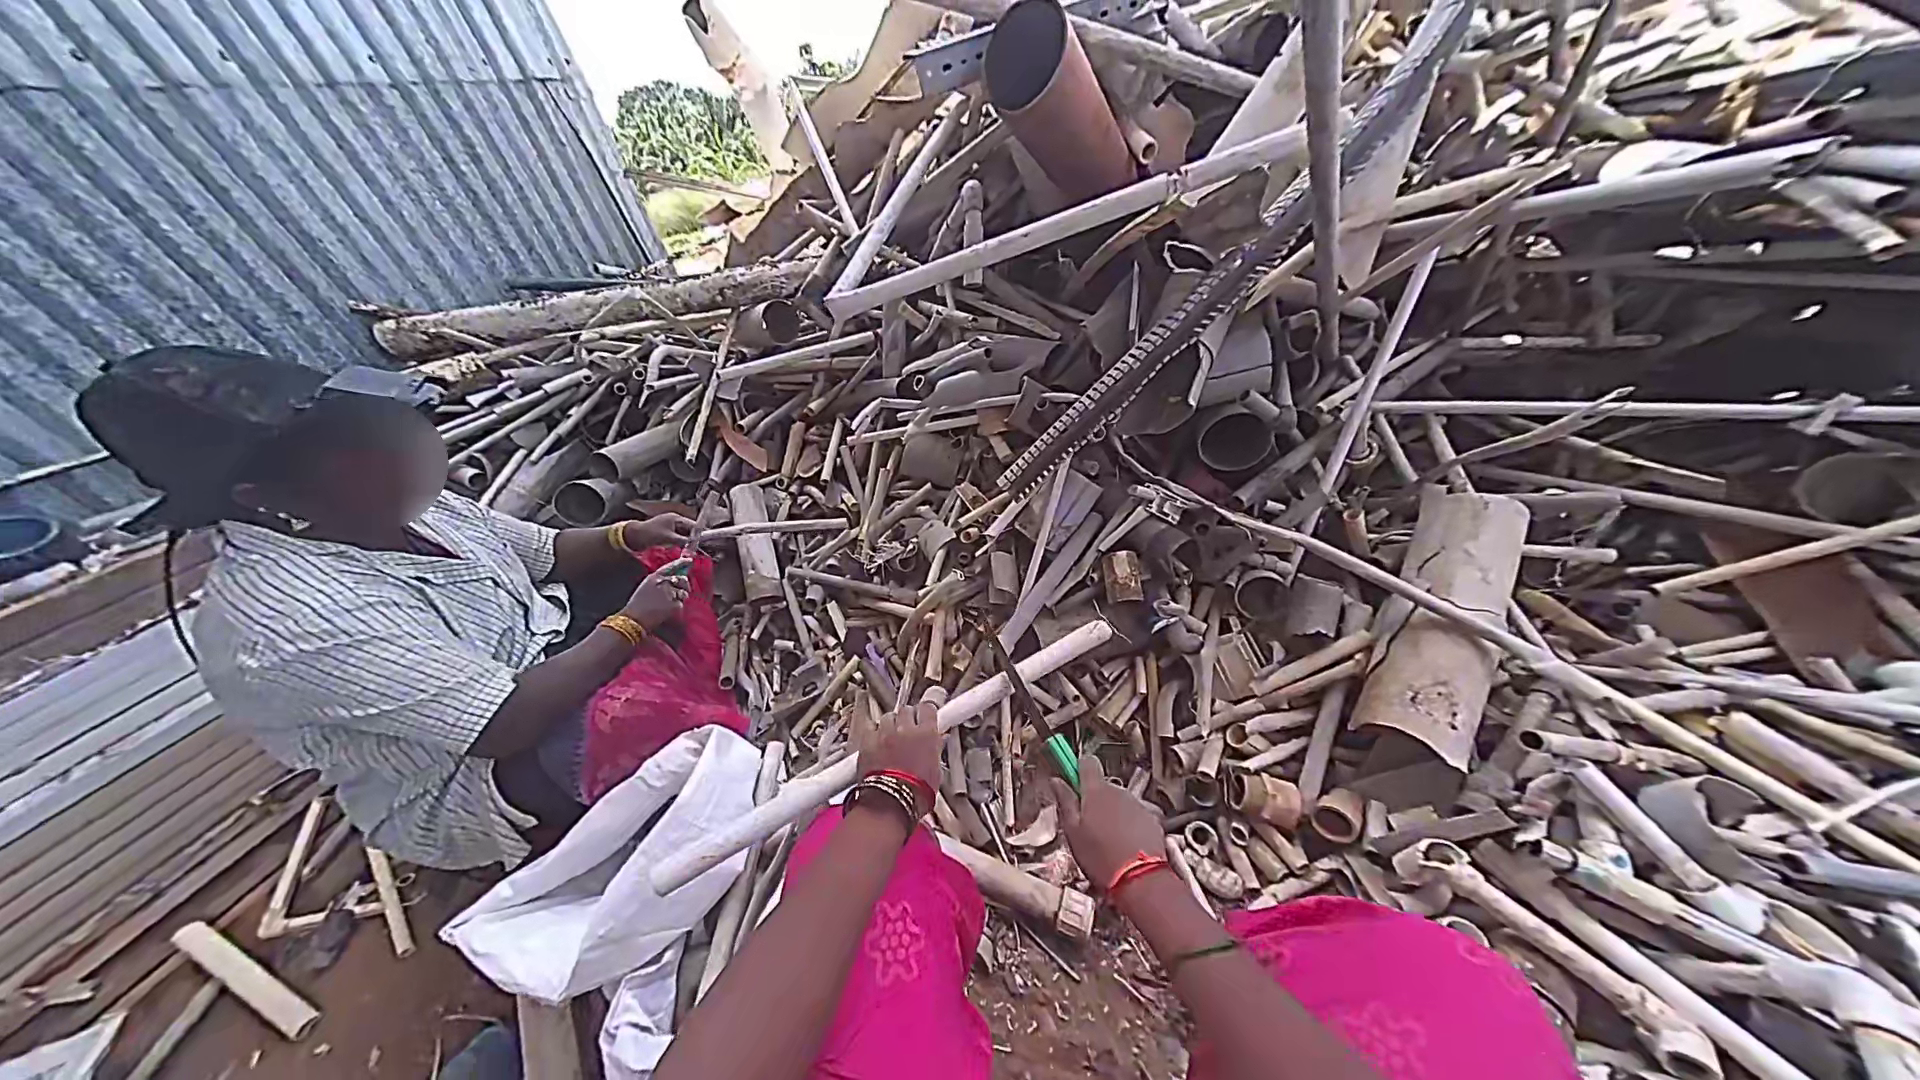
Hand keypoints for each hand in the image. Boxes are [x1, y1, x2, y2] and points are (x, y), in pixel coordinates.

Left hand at [620, 513, 695, 551]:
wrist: (632, 536)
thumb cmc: (649, 534)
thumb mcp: (668, 537)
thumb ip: (683, 541)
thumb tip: (694, 545)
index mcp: (676, 518)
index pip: (693, 525)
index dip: (700, 533)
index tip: (706, 541)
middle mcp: (674, 521)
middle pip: (689, 530)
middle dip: (693, 538)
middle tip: (698, 547)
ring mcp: (669, 527)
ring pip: (684, 535)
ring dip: (686, 541)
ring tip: (690, 549)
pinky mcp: (665, 533)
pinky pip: (678, 538)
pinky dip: (680, 543)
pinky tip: (682, 549)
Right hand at [622, 561, 691, 630]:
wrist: (633, 619)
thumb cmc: (637, 605)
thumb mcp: (646, 587)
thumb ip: (659, 582)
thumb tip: (674, 581)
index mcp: (654, 577)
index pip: (670, 567)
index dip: (681, 563)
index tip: (689, 560)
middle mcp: (664, 583)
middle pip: (682, 579)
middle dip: (685, 584)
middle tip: (683, 590)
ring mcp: (670, 593)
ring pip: (683, 592)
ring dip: (680, 597)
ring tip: (667, 604)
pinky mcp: (675, 604)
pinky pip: (680, 604)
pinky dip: (676, 608)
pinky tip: (666, 611)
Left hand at [855, 697, 941, 793]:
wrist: (889, 805)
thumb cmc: (915, 795)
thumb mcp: (936, 772)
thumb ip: (935, 750)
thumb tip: (937, 741)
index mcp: (927, 734)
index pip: (927, 708)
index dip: (925, 712)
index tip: (925, 716)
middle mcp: (905, 729)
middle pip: (906, 710)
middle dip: (907, 718)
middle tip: (908, 730)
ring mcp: (885, 733)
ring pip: (888, 717)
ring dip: (891, 724)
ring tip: (891, 739)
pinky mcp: (867, 741)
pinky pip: (871, 727)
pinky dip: (874, 732)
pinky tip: (876, 742)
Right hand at [1049, 754, 1167, 895]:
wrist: (1140, 881)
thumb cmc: (1101, 858)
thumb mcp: (1073, 831)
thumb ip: (1065, 801)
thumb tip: (1057, 782)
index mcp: (1096, 790)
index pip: (1086, 762)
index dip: (1078, 769)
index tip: (1072, 781)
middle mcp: (1118, 791)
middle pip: (1103, 785)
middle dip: (1094, 799)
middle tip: (1086, 823)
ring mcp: (1137, 804)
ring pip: (1119, 801)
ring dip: (1112, 812)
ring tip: (1106, 839)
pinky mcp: (1152, 819)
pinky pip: (1135, 814)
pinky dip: (1129, 824)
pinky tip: (1124, 844)